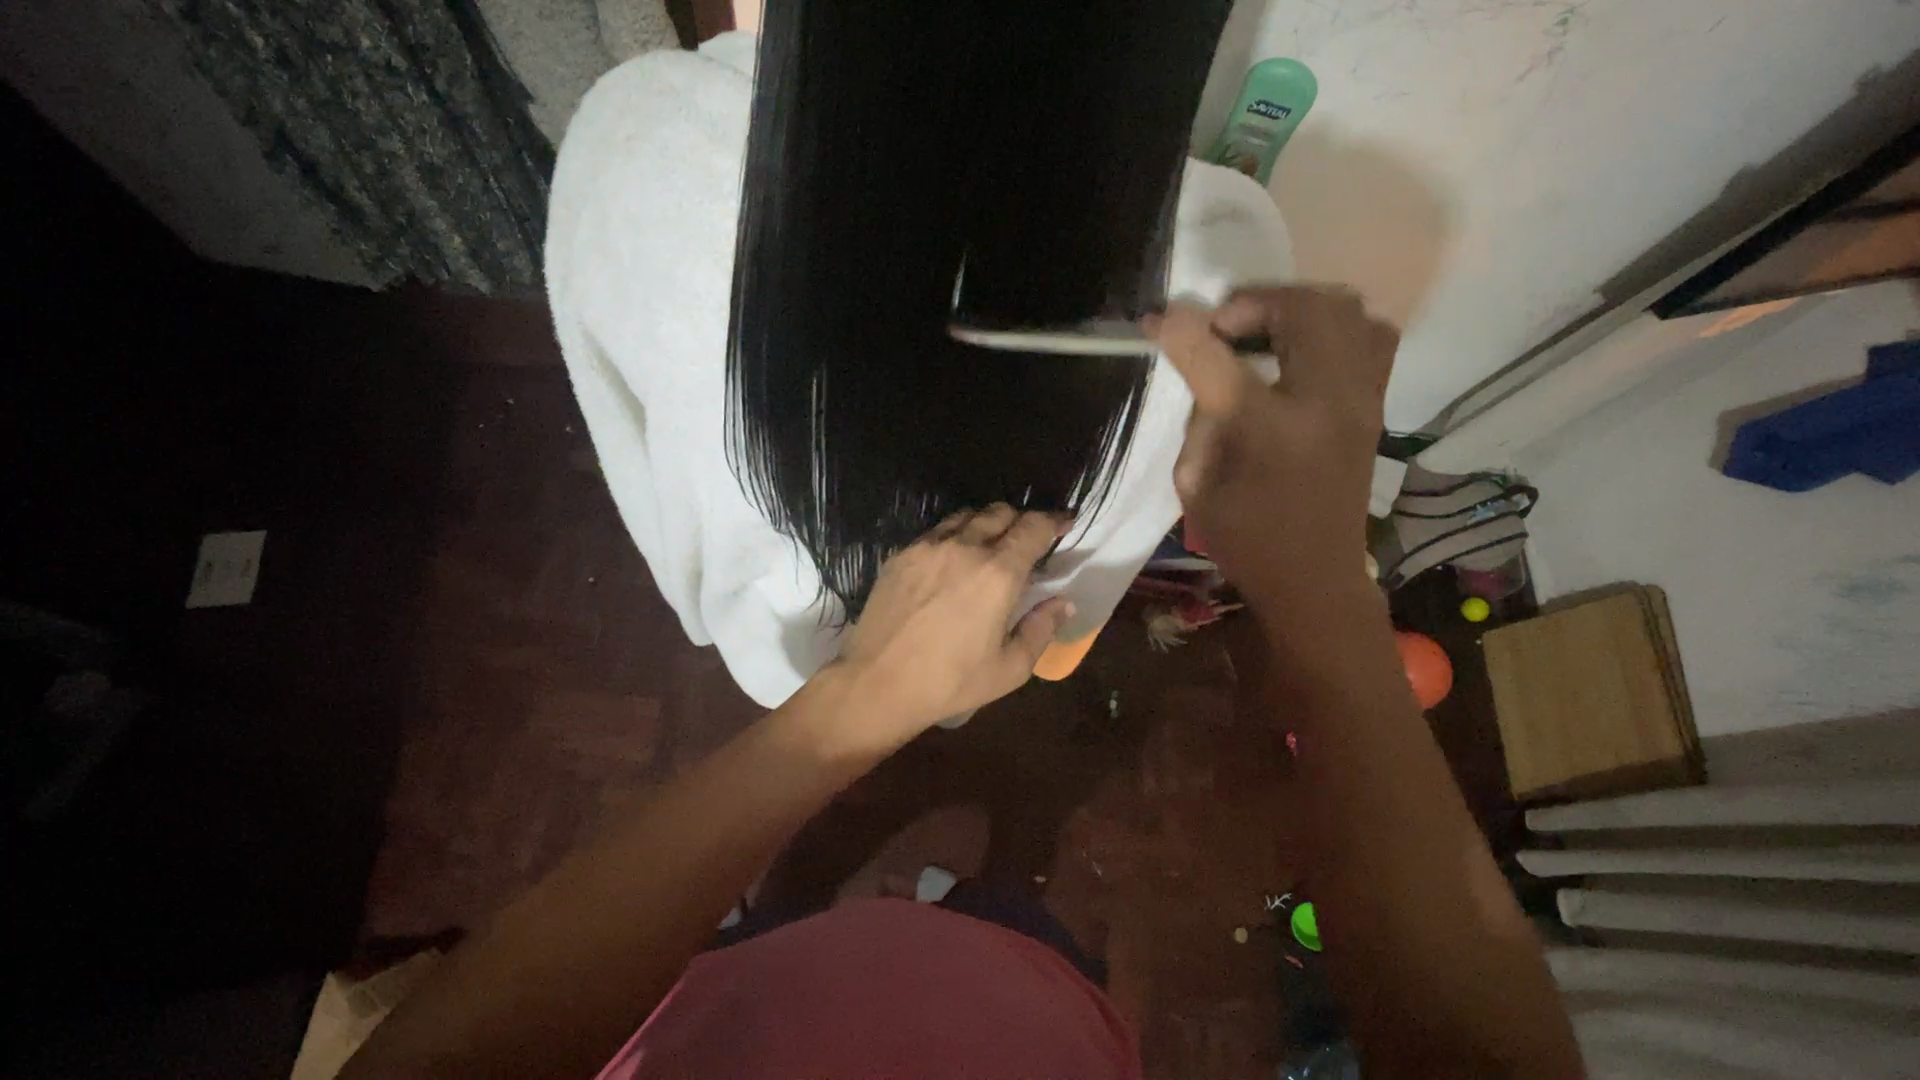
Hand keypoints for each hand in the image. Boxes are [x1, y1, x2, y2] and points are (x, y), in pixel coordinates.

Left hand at [827, 504, 1073, 741]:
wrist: (878, 683)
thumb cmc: (950, 682)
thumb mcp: (1010, 668)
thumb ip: (1041, 629)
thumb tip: (1063, 602)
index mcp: (998, 573)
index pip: (1033, 527)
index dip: (1054, 521)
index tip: (1064, 524)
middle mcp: (964, 547)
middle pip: (1001, 511)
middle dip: (1021, 520)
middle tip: (1027, 541)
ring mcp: (928, 547)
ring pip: (966, 515)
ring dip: (986, 524)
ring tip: (990, 546)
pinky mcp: (901, 555)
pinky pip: (936, 531)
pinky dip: (955, 535)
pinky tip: (953, 560)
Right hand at [1144, 287, 1396, 606]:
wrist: (1315, 578)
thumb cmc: (1245, 539)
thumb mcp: (1195, 485)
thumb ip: (1199, 417)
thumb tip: (1208, 365)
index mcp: (1270, 433)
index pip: (1218, 358)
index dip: (1179, 330)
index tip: (1154, 321)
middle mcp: (1326, 404)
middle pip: (1302, 309)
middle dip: (1250, 303)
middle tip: (1221, 330)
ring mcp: (1361, 399)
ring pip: (1344, 309)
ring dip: (1294, 307)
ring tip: (1262, 333)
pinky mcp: (1376, 403)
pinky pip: (1370, 334)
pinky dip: (1331, 326)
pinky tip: (1299, 352)